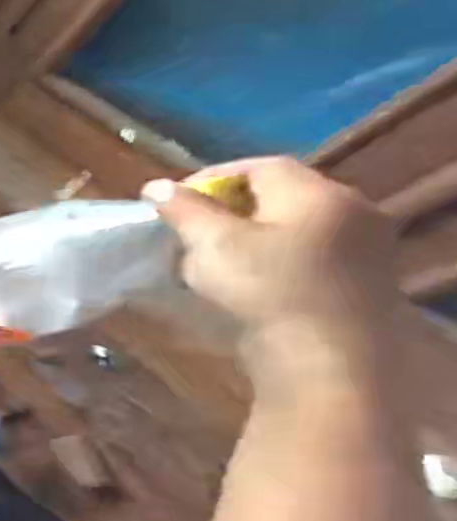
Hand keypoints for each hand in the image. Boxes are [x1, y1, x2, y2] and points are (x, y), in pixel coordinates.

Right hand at [144, 158, 400, 379]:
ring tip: (208, 253)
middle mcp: (351, 210)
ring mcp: (363, 245)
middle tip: (186, 226)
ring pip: (290, 222)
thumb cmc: (262, 287)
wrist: (323, 354)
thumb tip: (158, 186)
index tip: (172, 201)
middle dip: (226, 205)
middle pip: (278, 193)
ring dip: (245, 230)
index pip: (260, 166)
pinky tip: (243, 275)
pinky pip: (305, 248)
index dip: (210, 177)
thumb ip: (183, 208)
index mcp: (318, 194)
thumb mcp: (208, 242)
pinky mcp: (358, 275)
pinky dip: (269, 251)